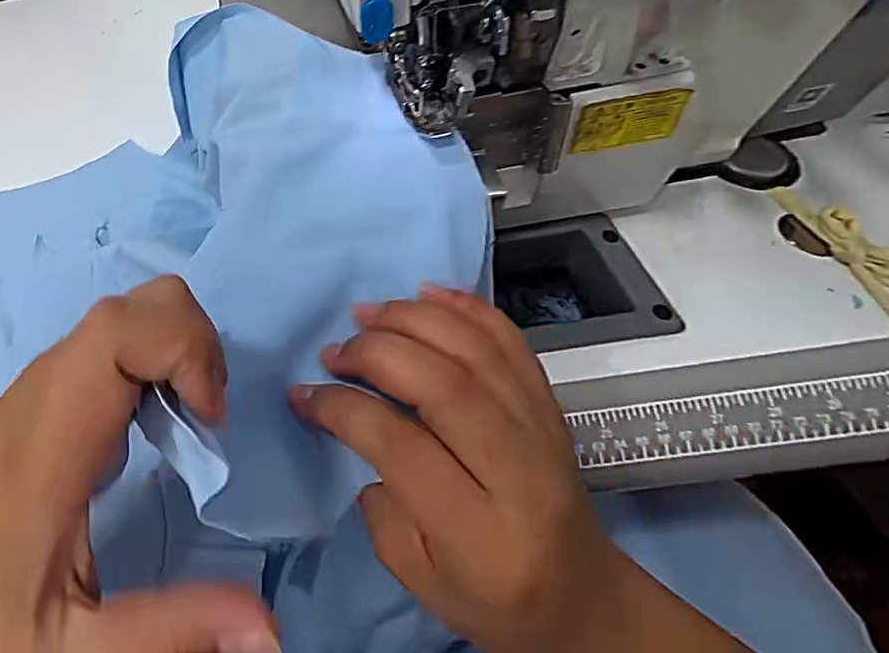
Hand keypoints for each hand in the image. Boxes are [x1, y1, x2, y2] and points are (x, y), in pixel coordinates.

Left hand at [0, 276, 277, 652]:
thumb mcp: (70, 647)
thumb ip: (170, 630)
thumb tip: (269, 630)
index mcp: (52, 432)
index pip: (120, 330)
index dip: (184, 346)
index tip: (209, 415)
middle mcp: (47, 388)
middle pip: (135, 303)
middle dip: (193, 342)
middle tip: (204, 417)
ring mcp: (41, 384)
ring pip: (125, 317)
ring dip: (175, 352)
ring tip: (186, 426)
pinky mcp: (41, 394)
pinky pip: (111, 345)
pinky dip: (152, 362)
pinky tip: (149, 430)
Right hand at [291, 286, 745, 652]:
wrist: (583, 594)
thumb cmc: (493, 596)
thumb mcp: (419, 579)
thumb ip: (381, 505)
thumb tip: (359, 427)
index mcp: (479, 531)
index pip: (400, 445)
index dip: (342, 408)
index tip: (304, 394)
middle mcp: (517, 469)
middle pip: (441, 384)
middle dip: (375, 353)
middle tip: (334, 351)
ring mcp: (540, 427)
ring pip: (473, 349)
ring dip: (411, 318)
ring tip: (366, 314)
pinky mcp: (548, 402)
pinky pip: (508, 338)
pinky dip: (464, 305)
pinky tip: (424, 292)